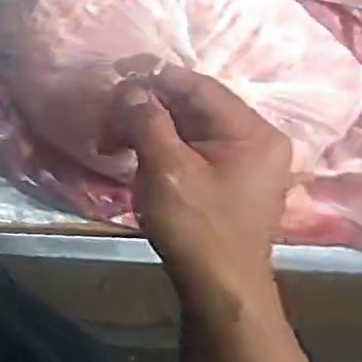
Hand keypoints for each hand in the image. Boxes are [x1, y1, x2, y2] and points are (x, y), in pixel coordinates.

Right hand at [109, 66, 291, 317]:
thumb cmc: (197, 227)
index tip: (117, 72)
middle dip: (145, 106)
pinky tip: (132, 154)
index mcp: (251, 132)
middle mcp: (254, 139)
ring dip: (146, 126)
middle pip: (192, 104)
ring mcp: (242, 160)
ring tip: (111, 141)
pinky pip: (188, 145)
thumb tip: (129, 88)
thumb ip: (148, 120)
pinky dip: (157, 144)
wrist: (219, 289)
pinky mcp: (226, 177)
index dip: (155, 75)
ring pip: (186, 125)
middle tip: (107, 117)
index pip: (198, 86)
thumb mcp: (167, 169)